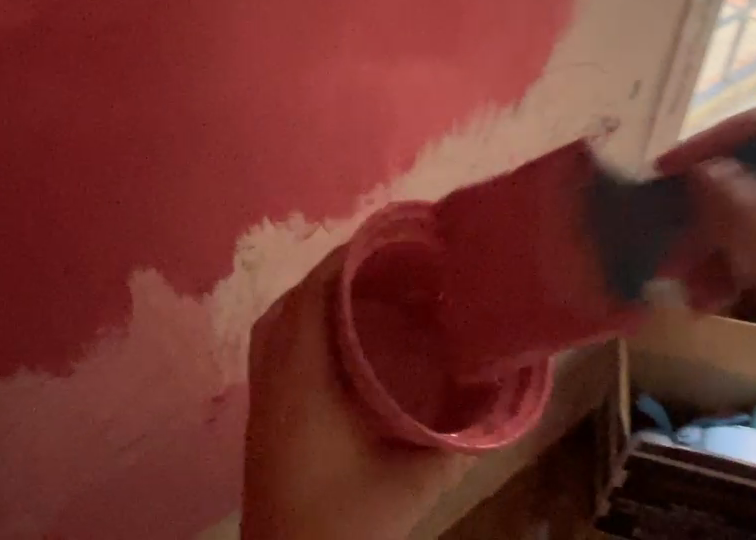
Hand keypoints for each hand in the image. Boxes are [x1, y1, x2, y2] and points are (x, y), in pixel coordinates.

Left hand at [242, 249, 470, 539]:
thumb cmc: (344, 525)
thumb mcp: (411, 484)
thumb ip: (456, 442)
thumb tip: (495, 401)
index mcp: (302, 380)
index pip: (312, 296)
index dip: (344, 260)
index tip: (386, 244)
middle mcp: (273, 377)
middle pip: (294, 301)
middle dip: (335, 274)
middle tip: (386, 267)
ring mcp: (261, 397)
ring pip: (279, 323)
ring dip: (316, 299)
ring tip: (362, 294)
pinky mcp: (260, 416)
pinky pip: (274, 346)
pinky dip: (302, 326)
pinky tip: (338, 342)